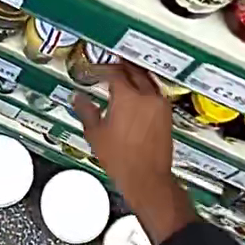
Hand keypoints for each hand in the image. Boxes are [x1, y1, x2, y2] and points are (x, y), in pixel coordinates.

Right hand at [73, 61, 194, 244]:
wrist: (146, 178)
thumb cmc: (122, 160)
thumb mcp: (95, 134)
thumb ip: (86, 111)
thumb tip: (78, 99)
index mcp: (127, 97)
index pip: (116, 73)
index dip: (105, 68)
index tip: (99, 70)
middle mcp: (146, 97)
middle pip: (136, 72)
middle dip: (124, 67)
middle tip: (114, 66)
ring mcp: (159, 106)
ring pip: (149, 81)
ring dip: (138, 75)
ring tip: (127, 77)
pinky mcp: (167, 116)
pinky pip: (156, 94)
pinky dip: (147, 89)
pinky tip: (139, 96)